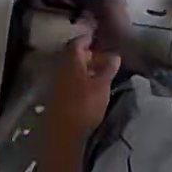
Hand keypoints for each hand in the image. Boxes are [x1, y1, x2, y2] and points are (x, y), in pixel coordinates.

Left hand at [44, 30, 119, 162]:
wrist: (64, 135)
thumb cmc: (85, 104)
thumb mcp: (102, 85)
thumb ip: (108, 68)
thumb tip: (114, 55)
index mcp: (71, 60)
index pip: (78, 41)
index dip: (89, 38)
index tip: (100, 37)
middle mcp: (60, 68)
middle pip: (74, 55)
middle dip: (90, 54)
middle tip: (106, 57)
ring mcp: (57, 83)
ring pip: (72, 69)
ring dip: (86, 68)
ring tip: (103, 73)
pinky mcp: (57, 97)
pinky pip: (70, 81)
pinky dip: (81, 79)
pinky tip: (92, 87)